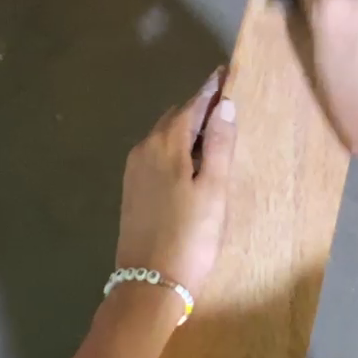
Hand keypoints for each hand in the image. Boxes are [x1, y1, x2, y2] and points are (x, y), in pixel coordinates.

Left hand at [114, 68, 237, 293]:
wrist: (149, 284)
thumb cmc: (190, 236)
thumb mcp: (213, 190)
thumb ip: (219, 145)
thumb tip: (224, 103)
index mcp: (165, 145)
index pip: (191, 105)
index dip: (211, 90)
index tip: (225, 73)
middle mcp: (144, 150)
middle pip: (174, 117)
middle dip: (198, 107)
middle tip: (224, 101)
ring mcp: (134, 171)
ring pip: (163, 136)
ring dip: (186, 128)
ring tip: (212, 129)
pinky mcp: (132, 190)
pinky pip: (156, 154)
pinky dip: (175, 147)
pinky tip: (190, 160)